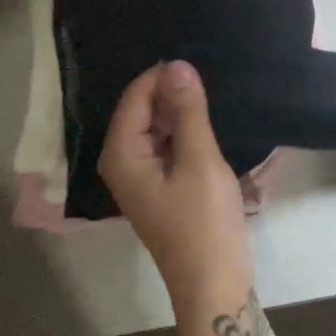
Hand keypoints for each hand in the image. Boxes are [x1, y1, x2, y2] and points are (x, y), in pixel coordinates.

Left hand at [100, 60, 248, 296]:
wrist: (212, 278)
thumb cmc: (204, 220)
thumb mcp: (200, 161)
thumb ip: (188, 113)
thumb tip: (178, 66)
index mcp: (121, 155)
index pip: (134, 99)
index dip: (162, 76)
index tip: (199, 56)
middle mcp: (122, 163)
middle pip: (141, 113)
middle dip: (171, 92)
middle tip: (211, 72)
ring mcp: (142, 178)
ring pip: (156, 130)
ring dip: (180, 112)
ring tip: (214, 93)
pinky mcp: (162, 187)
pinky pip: (167, 147)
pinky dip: (185, 133)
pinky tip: (211, 126)